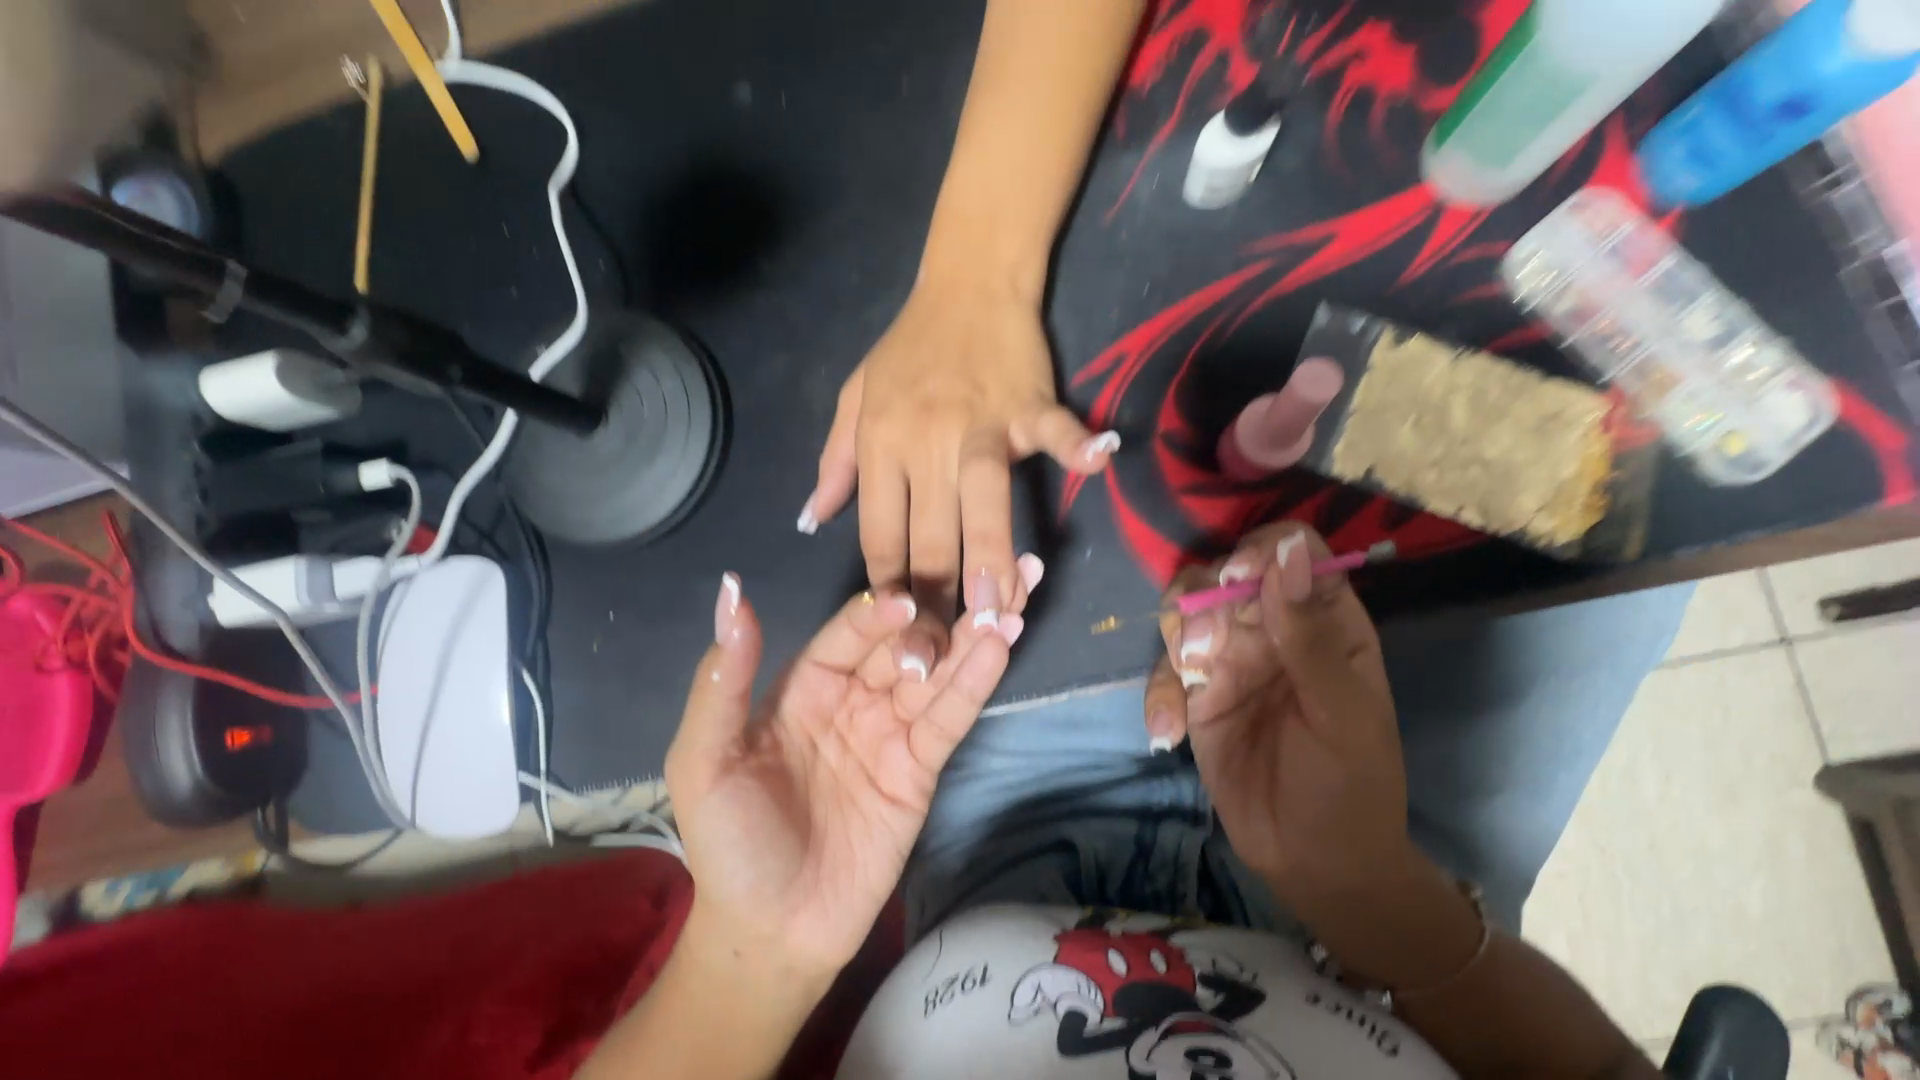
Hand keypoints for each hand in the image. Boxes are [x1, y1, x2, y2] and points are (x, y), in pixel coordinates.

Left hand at [666, 574, 1014, 979]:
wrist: (772, 931)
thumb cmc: (731, 842)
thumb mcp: (704, 760)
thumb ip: (722, 680)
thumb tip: (733, 591)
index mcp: (802, 688)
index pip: (845, 637)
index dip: (873, 617)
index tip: (903, 602)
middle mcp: (851, 699)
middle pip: (897, 648)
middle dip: (931, 623)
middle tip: (973, 594)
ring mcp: (889, 733)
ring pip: (933, 677)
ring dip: (968, 642)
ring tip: (1005, 606)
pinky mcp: (919, 769)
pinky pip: (947, 720)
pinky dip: (974, 684)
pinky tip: (999, 648)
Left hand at [800, 282, 1117, 617]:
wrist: (965, 283)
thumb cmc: (909, 349)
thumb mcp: (855, 399)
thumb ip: (835, 461)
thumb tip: (812, 518)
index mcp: (880, 445)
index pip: (878, 532)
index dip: (886, 588)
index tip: (895, 639)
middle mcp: (922, 442)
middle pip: (928, 532)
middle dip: (933, 599)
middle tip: (940, 659)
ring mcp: (977, 423)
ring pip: (981, 497)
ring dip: (987, 553)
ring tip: (994, 612)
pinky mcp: (1028, 402)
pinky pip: (1050, 428)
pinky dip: (1074, 443)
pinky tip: (1098, 461)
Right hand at [1143, 524, 1408, 902]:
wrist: (1314, 861)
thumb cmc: (1351, 784)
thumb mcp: (1343, 711)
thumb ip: (1310, 636)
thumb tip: (1287, 553)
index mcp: (1325, 622)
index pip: (1295, 553)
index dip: (1265, 550)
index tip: (1242, 577)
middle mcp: (1272, 629)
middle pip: (1226, 571)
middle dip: (1207, 594)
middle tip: (1205, 641)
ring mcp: (1230, 660)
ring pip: (1186, 609)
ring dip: (1179, 633)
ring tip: (1194, 680)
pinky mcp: (1195, 695)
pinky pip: (1163, 671)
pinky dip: (1157, 694)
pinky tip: (1168, 733)